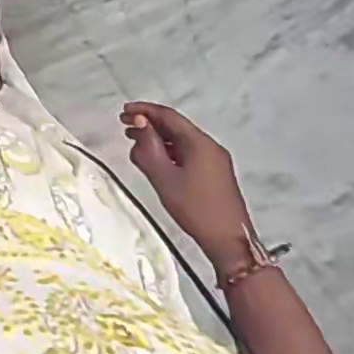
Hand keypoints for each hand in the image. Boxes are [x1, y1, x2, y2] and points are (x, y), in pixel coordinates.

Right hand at [121, 102, 253, 270]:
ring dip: (158, 138)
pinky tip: (155, 159)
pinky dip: (168, 150)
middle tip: (124, 124)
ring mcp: (215, 160)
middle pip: (175, 126)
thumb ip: (148, 147)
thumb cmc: (195, 208)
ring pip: (181, 140)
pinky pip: (187, 152)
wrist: (230, 243)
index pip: (168, 116)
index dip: (144, 110)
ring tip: (134, 141)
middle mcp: (209, 146)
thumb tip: (139, 123)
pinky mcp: (215, 173)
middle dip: (149, 123)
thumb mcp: (164, 177)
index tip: (124, 111)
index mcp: (199, 143)